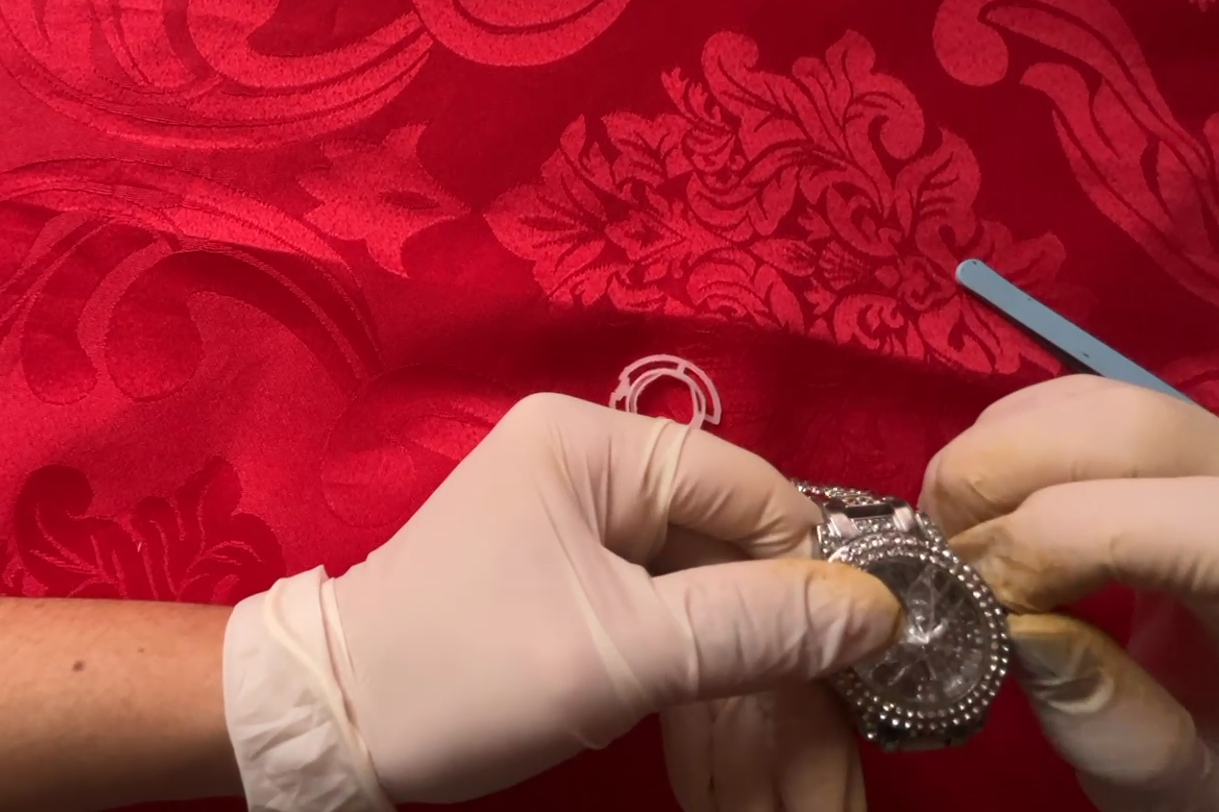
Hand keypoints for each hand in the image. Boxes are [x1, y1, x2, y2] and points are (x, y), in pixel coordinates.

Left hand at [222, 393, 900, 809]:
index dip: (799, 577)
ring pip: (700, 602)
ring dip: (740, 705)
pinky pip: (658, 621)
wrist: (343, 712)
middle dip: (774, 672)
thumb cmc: (466, 668)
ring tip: (774, 807)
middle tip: (818, 789)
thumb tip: (875, 606)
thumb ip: (752, 623)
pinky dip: (692, 697)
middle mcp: (589, 464)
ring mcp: (580, 520)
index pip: (742, 487)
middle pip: (726, 557)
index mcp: (589, 443)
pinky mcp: (573, 572)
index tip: (840, 678)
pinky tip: (715, 779)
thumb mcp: (620, 650)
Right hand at [919, 376, 1218, 810]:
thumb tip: (1012, 625)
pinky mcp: (1179, 435)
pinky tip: (990, 504)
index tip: (988, 602)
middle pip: (1132, 431)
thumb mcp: (1209, 803)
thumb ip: (1124, 737)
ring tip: (959, 529)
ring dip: (986, 454)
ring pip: (1089, 402)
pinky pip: (1068, 401)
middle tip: (945, 552)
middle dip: (996, 478)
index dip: (1070, 544)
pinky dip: (999, 438)